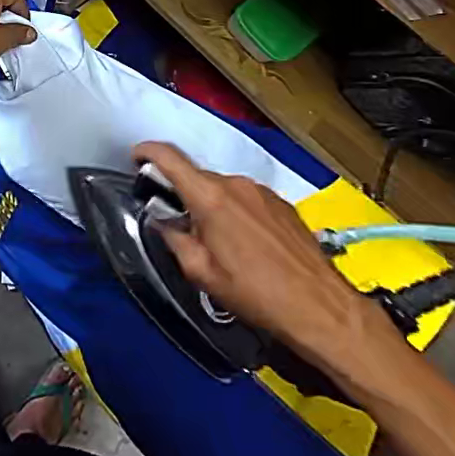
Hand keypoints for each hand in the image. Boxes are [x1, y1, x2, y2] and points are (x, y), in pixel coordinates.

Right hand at [133, 141, 387, 361]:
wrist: (317, 303)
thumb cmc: (258, 294)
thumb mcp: (202, 274)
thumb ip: (175, 240)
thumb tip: (164, 224)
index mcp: (212, 199)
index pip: (171, 159)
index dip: (148, 152)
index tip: (137, 157)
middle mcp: (238, 185)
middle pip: (198, 179)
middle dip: (184, 197)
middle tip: (180, 228)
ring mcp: (262, 191)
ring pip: (224, 191)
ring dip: (214, 209)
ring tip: (219, 247)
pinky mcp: (281, 203)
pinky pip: (248, 200)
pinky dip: (238, 214)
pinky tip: (246, 246)